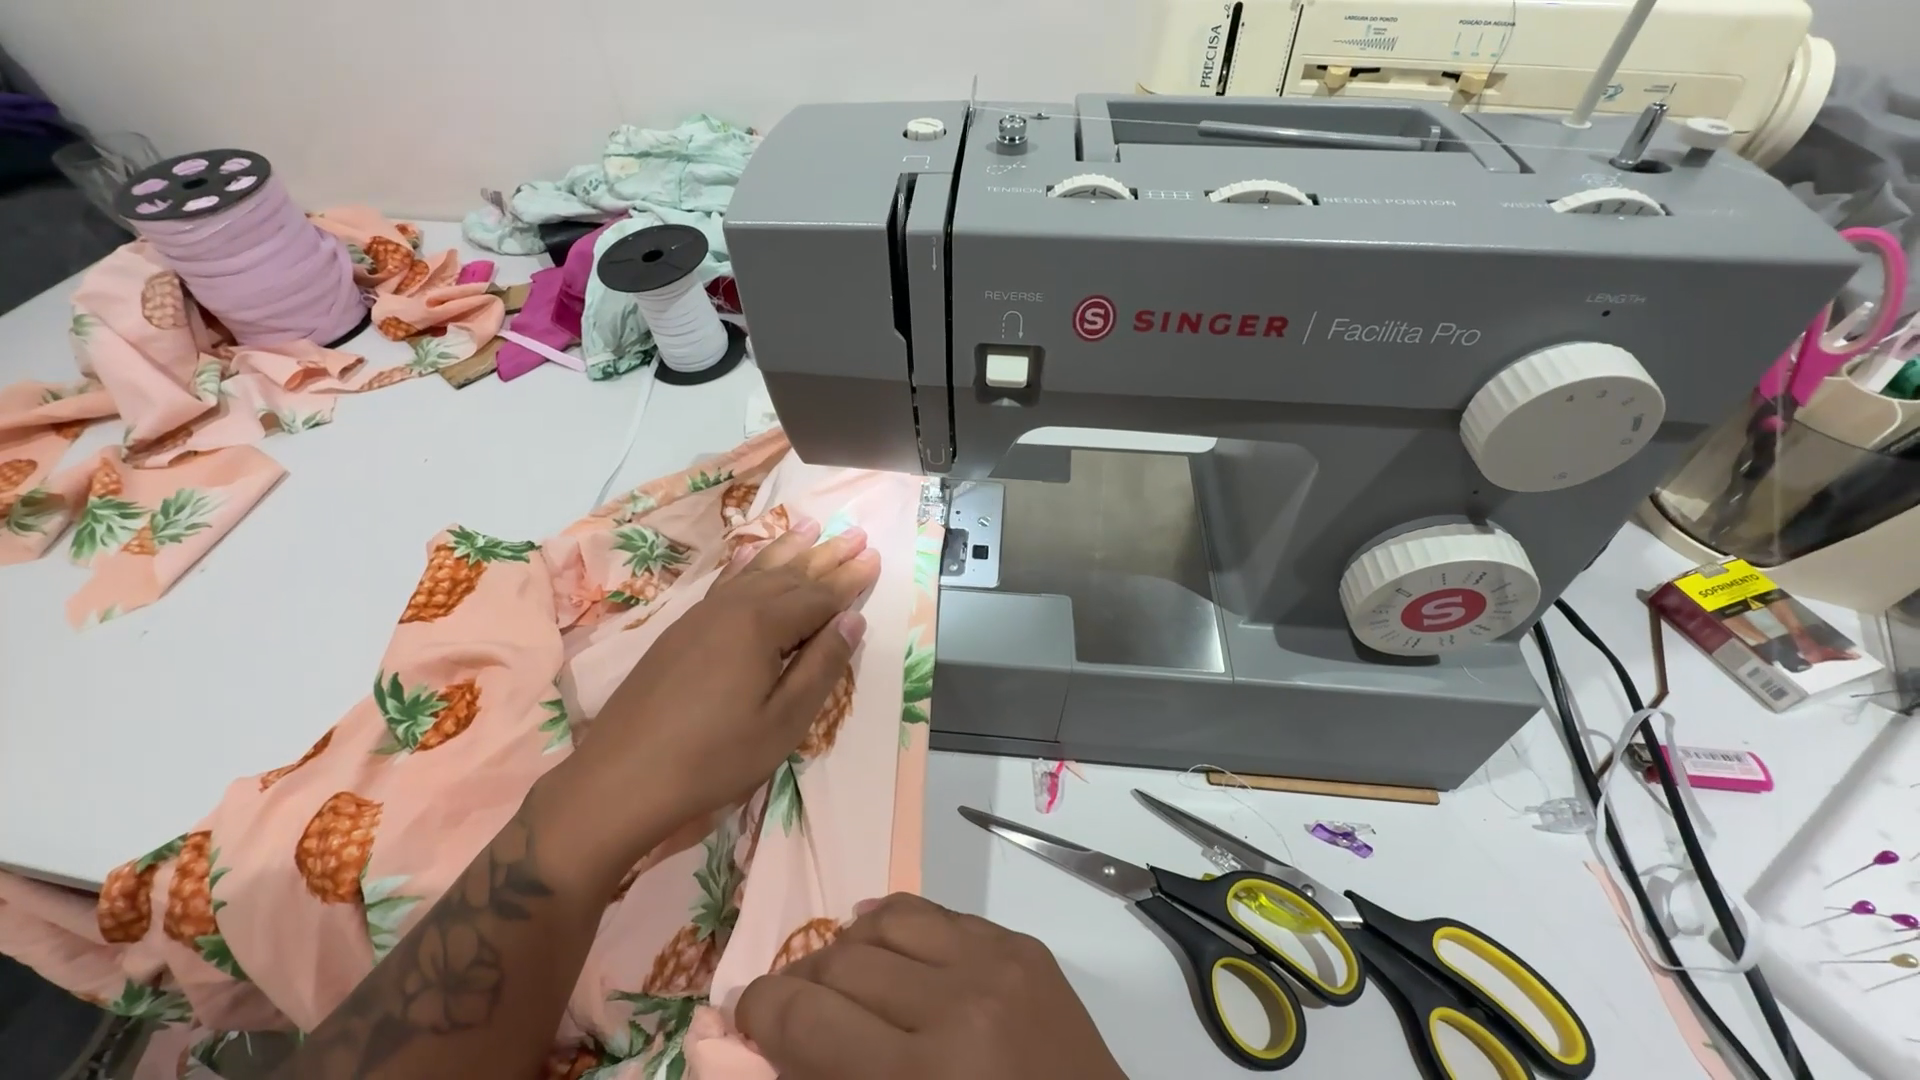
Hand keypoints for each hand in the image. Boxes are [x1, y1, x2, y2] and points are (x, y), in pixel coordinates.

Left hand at [548, 516, 879, 878]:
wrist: (621, 777)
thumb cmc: (714, 757)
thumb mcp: (784, 721)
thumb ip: (821, 666)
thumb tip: (852, 620)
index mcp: (762, 627)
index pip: (818, 595)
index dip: (849, 579)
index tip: (875, 556)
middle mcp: (733, 607)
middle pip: (790, 575)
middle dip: (826, 555)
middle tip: (855, 534)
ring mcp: (701, 615)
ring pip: (755, 572)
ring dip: (787, 550)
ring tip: (810, 527)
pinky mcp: (681, 629)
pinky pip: (724, 582)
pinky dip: (744, 565)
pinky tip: (750, 557)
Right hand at [737, 894, 1126, 1079]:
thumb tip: (748, 1037)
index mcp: (919, 1077)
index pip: (805, 1016)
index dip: (759, 1011)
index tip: (748, 1017)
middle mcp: (958, 1004)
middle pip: (840, 962)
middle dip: (802, 984)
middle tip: (796, 1009)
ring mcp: (998, 963)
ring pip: (885, 920)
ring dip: (849, 949)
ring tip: (844, 978)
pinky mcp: (1023, 945)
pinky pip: (938, 913)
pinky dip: (900, 927)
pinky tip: (887, 947)